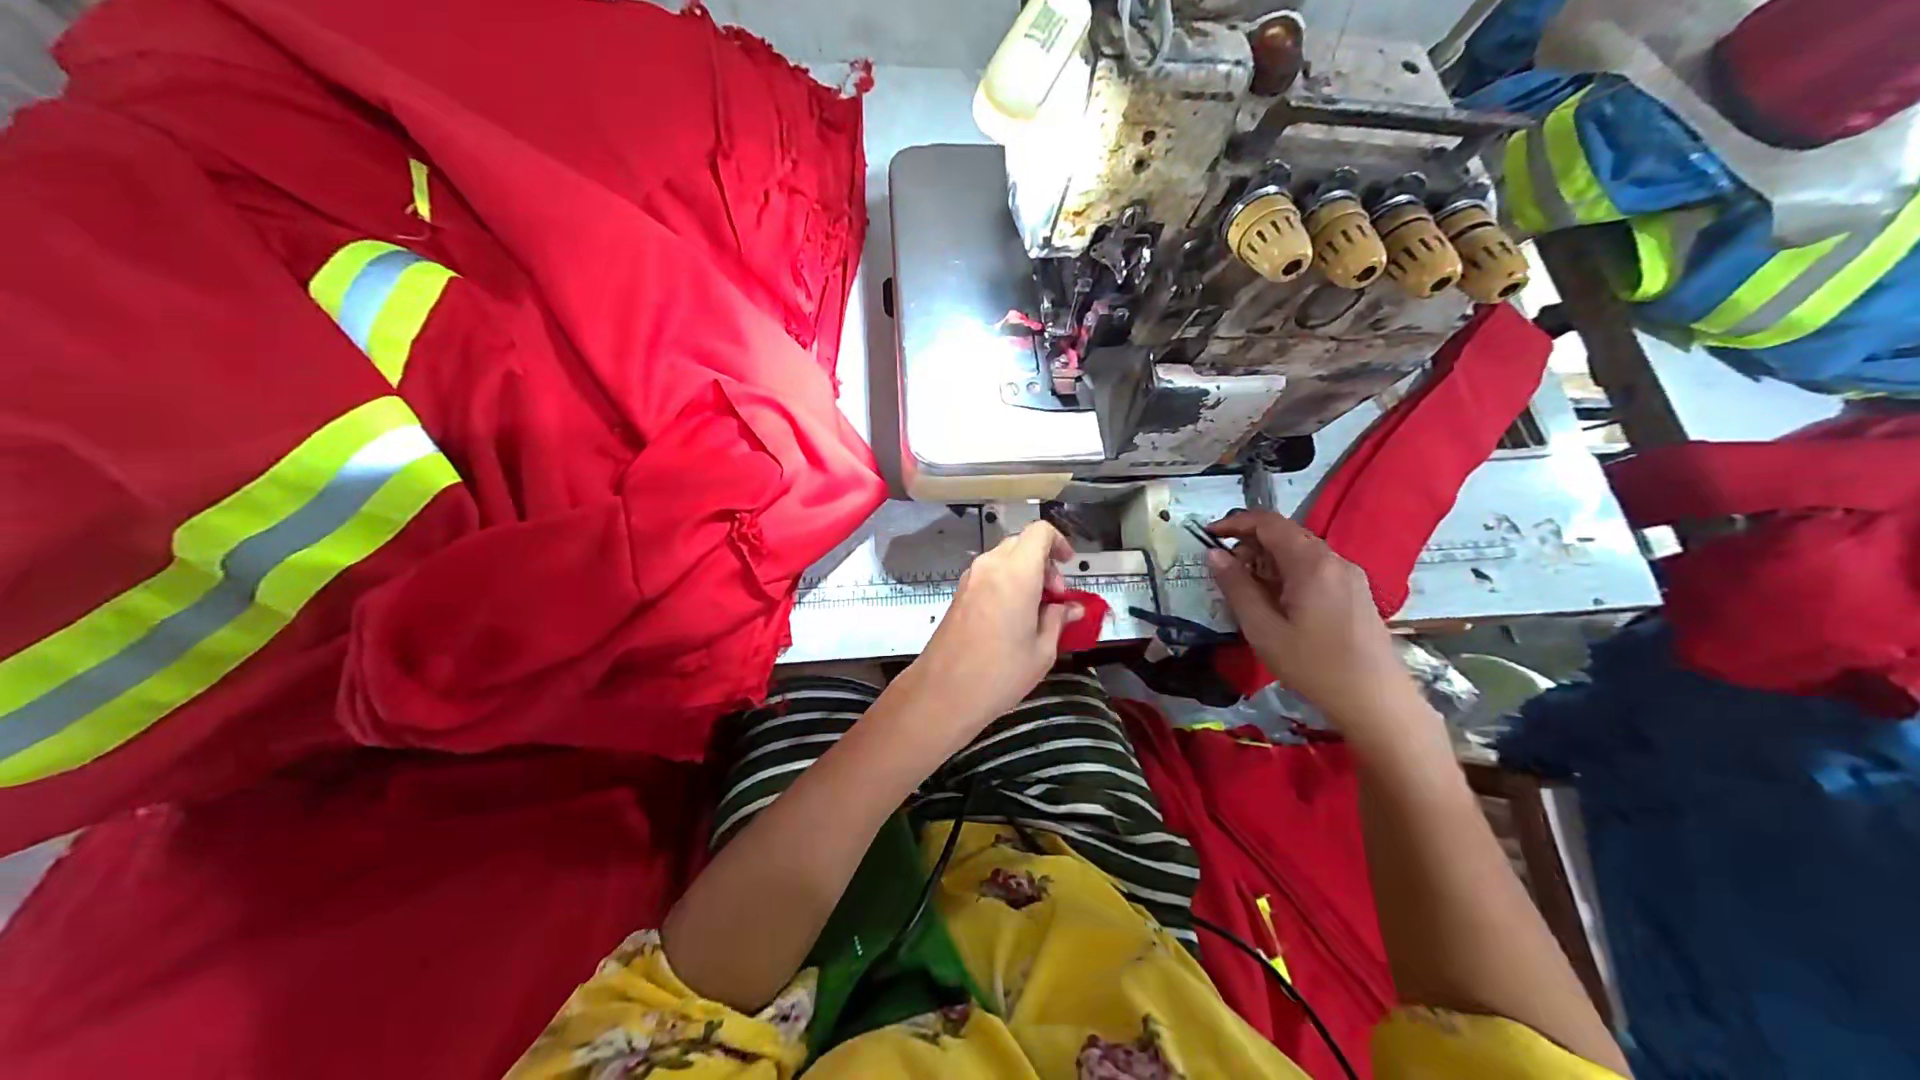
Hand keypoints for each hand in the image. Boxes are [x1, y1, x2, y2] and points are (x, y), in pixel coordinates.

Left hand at [898, 522, 1078, 756]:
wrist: (943, 693)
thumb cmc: (999, 673)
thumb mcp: (1042, 650)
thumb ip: (1058, 620)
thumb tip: (1071, 608)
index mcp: (1016, 574)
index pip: (1040, 532)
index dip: (1059, 542)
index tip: (1068, 566)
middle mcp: (990, 567)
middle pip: (1022, 543)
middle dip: (1044, 563)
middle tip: (1055, 597)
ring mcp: (970, 579)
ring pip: (1004, 559)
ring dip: (1025, 573)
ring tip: (1036, 611)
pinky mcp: (959, 594)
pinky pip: (989, 575)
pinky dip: (1007, 583)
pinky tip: (1014, 617)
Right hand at [1206, 510, 1414, 728]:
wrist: (1376, 701)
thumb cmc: (1313, 665)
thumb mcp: (1263, 629)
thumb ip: (1237, 587)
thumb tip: (1215, 554)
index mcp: (1311, 563)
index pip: (1269, 522)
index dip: (1236, 522)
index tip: (1209, 535)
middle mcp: (1334, 560)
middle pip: (1286, 534)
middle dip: (1251, 544)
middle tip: (1227, 572)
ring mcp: (1350, 575)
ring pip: (1301, 552)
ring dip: (1269, 561)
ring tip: (1249, 592)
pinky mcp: (1356, 592)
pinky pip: (1316, 568)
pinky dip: (1289, 573)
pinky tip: (1279, 603)